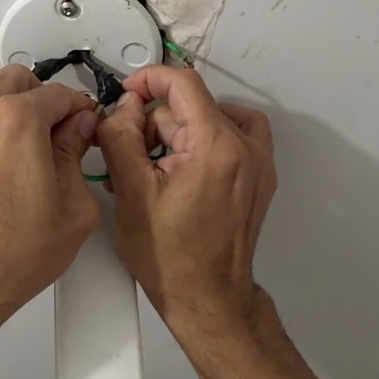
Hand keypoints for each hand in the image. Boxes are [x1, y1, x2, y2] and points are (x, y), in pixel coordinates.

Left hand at [0, 61, 100, 326]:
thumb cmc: (8, 253)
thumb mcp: (73, 208)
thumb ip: (77, 156)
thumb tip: (77, 131)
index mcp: (18, 121)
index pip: (58, 94)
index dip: (78, 107)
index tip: (82, 121)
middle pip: (15, 77)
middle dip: (40, 95)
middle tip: (53, 125)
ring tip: (10, 117)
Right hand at [95, 66, 276, 335]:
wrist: (208, 298)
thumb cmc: (173, 259)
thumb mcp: (130, 192)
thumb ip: (120, 137)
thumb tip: (122, 108)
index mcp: (216, 147)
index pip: (183, 84)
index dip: (149, 80)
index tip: (129, 92)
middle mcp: (246, 150)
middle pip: (193, 105)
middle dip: (156, 121)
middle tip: (129, 152)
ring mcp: (258, 166)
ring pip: (212, 120)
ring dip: (179, 131)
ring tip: (153, 165)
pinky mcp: (258, 180)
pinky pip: (231, 139)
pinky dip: (203, 143)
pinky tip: (177, 169)